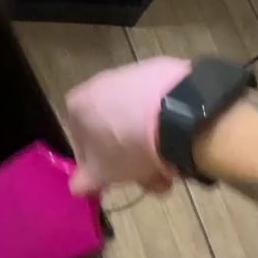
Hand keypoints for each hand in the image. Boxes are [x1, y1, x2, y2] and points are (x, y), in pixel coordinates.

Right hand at [64, 56, 191, 196]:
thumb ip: (86, 180)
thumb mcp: (102, 172)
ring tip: (173, 168)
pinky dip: (166, 122)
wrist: (172, 111)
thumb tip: (76, 187)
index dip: (98, 166)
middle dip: (132, 160)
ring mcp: (130, 75)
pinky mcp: (160, 71)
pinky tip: (181, 139)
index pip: (81, 142)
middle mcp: (98, 84)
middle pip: (113, 132)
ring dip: (153, 146)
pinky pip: (158, 105)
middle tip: (151, 180)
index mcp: (77, 105)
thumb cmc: (126, 144)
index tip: (117, 180)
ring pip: (137, 120)